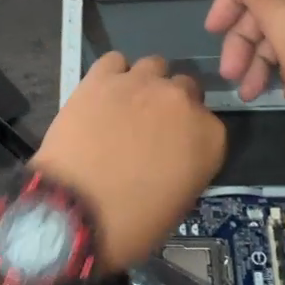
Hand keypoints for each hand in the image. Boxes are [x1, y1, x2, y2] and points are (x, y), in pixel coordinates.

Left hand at [32, 53, 225, 271]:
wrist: (74, 211)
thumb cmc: (132, 223)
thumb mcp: (179, 204)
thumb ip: (187, 168)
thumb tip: (173, 158)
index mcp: (209, 137)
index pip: (209, 123)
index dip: (190, 136)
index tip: (174, 149)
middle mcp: (181, 101)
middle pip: (185, 88)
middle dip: (171, 106)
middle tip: (149, 129)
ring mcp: (141, 84)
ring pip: (154, 66)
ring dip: (146, 83)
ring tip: (126, 107)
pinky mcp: (101, 78)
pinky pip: (114, 61)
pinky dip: (112, 74)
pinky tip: (103, 94)